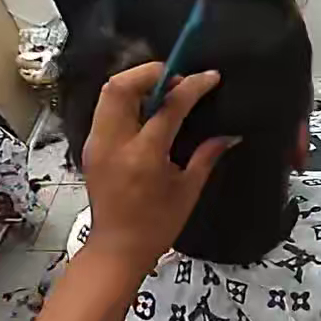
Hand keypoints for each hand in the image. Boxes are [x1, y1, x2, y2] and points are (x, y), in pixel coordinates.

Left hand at [78, 62, 237, 275]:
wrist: (118, 247)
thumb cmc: (158, 224)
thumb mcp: (188, 190)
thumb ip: (207, 156)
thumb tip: (230, 135)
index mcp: (144, 156)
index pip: (168, 106)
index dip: (192, 86)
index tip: (210, 77)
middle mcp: (114, 143)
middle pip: (121, 86)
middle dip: (151, 72)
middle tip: (178, 77)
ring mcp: (96, 143)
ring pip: (108, 93)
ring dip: (136, 82)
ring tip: (163, 89)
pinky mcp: (90, 147)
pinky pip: (106, 109)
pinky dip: (127, 99)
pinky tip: (147, 109)